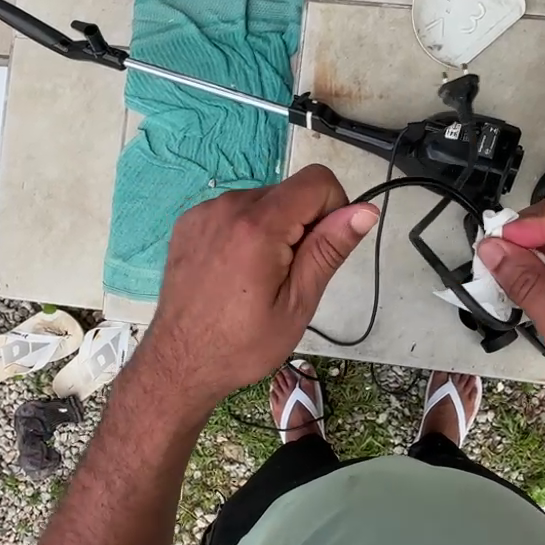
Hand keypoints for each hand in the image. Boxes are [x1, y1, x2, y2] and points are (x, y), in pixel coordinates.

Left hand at [138, 164, 377, 410]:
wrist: (179, 363)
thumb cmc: (244, 344)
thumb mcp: (298, 303)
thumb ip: (329, 249)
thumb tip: (365, 211)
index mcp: (258, 225)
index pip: (317, 181)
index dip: (334, 209)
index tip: (321, 250)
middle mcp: (228, 206)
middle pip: (289, 192)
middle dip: (301, 225)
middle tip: (287, 277)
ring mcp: (204, 212)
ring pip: (262, 202)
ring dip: (273, 230)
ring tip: (258, 278)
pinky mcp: (189, 222)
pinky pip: (234, 212)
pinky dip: (245, 233)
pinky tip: (234, 272)